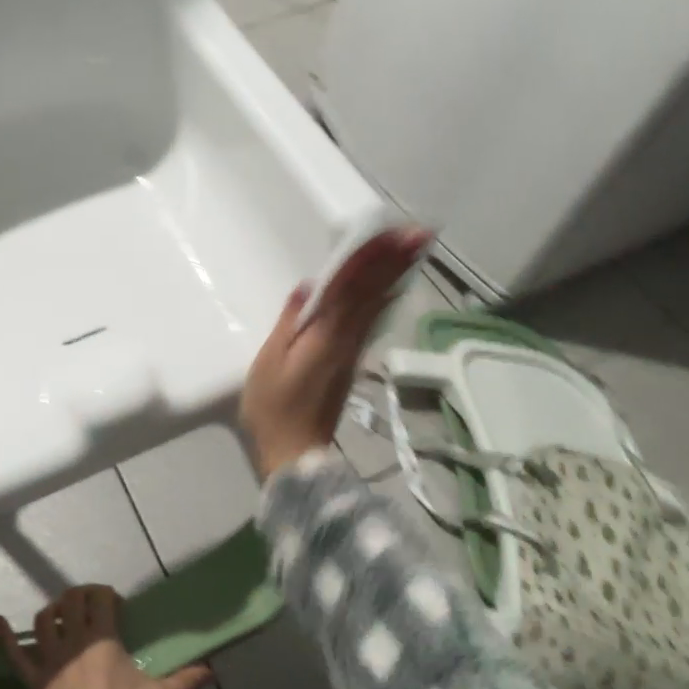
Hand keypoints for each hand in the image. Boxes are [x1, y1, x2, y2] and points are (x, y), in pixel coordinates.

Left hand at [0, 585, 212, 688]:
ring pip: (43, 620)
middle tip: (94, 604)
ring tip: (64, 613)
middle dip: (81, 595)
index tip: (118, 605)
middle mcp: (73, 643)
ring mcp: (50, 662)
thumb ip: (186, 681)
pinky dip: (5, 636)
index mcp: (103, 641)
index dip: (108, 594)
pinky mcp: (34, 683)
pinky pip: (15, 656)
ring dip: (53, 610)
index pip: (101, 599)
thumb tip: (212, 667)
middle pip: (70, 601)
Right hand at [240, 228, 431, 478]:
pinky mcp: (351, 361)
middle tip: (418, 233)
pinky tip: (391, 288)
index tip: (391, 234)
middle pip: (373, 292)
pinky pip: (372, 319)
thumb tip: (309, 286)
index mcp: (326, 335)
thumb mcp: (270, 362)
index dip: (370, 259)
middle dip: (394, 261)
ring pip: (378, 305)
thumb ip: (290, 322)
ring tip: (411, 250)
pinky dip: (384, 298)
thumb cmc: (273, 408)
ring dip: (394, 275)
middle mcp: (348, 339)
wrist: (295, 454)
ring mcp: (353, 351)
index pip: (351, 287)